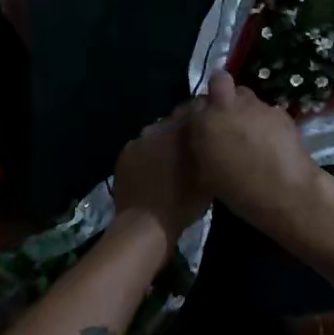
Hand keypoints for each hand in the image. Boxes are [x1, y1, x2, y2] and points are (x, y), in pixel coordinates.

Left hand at [110, 103, 209, 240]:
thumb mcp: (208, 173)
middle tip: (192, 148)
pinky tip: (155, 172)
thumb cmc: (184, 200)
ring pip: (155, 136)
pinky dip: (149, 156)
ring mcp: (136, 143)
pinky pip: (141, 150)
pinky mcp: (123, 157)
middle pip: (172, 123)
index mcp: (178, 130)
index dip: (202, 118)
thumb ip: (208, 147)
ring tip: (173, 162)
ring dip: (164, 144)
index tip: (210, 128)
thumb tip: (211, 133)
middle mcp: (155, 129)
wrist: (145, 224)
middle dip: (181, 132)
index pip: (193, 110)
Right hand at [189, 72, 321, 232]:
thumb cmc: (239, 189)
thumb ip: (202, 142)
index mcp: (205, 120)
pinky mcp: (281, 112)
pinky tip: (270, 138)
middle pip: (221, 82)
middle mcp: (230, 106)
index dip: (202, 108)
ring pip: (247, 96)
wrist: (284, 190)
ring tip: (250, 130)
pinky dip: (266, 119)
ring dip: (245, 107)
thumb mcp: (207, 170)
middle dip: (222, 91)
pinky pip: (267, 109)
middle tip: (227, 114)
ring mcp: (258, 107)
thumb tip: (204, 131)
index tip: (205, 119)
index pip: (196, 100)